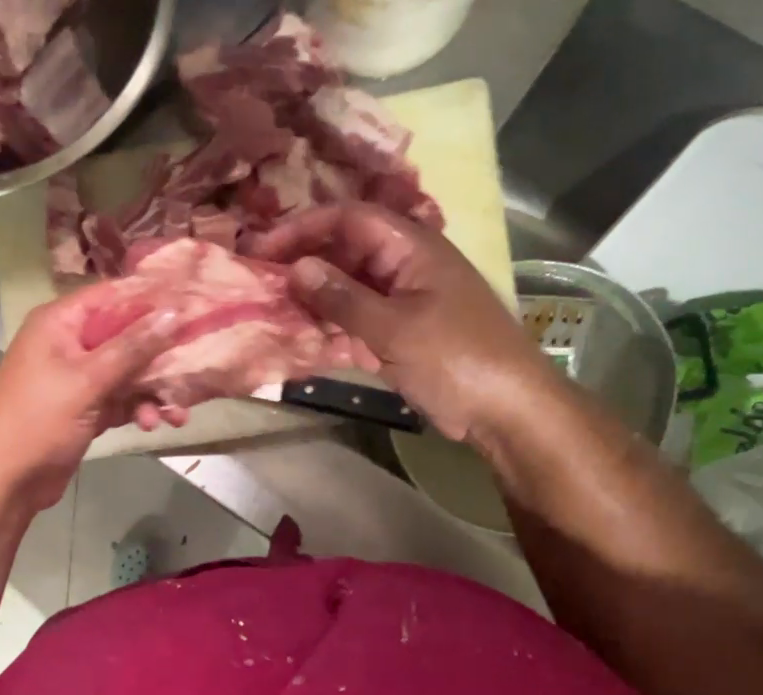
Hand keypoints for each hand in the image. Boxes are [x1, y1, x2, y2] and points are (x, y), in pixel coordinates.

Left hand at [0, 284, 184, 510]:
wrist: (4, 482)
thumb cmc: (37, 422)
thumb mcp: (87, 381)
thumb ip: (132, 347)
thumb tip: (174, 312)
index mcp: (60, 323)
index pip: (113, 296)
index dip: (153, 299)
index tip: (195, 304)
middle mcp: (68, 344)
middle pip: (126, 335)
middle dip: (160, 354)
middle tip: (198, 363)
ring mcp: (77, 378)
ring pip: (128, 372)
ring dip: (154, 389)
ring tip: (178, 412)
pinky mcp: (84, 409)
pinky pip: (121, 400)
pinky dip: (139, 409)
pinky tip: (156, 424)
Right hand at [248, 202, 552, 441]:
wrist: (504, 408)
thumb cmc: (457, 358)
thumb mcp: (394, 328)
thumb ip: (342, 298)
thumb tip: (296, 269)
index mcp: (411, 247)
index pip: (348, 219)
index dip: (302, 228)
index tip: (261, 250)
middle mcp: (403, 266)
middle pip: (343, 251)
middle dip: (301, 263)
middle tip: (257, 283)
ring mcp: (401, 301)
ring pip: (345, 288)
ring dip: (310, 299)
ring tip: (270, 313)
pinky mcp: (398, 334)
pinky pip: (354, 321)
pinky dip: (328, 328)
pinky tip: (299, 340)